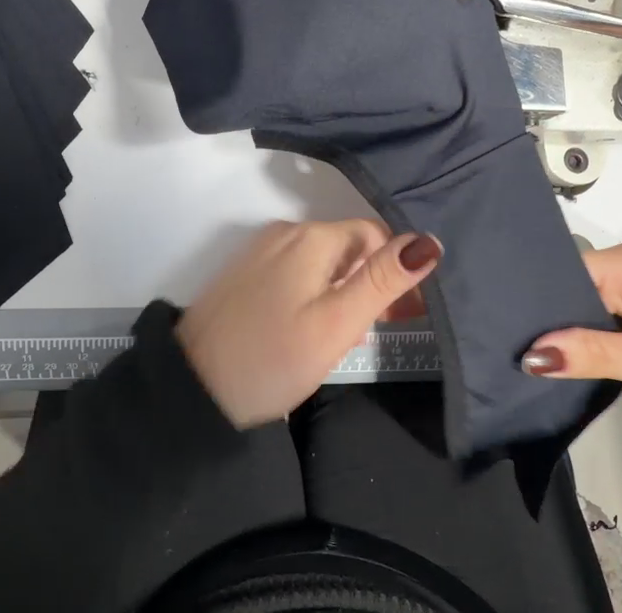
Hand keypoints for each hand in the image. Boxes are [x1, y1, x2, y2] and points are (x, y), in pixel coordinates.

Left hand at [177, 220, 441, 427]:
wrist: (192, 388)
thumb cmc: (273, 358)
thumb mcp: (336, 324)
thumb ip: (382, 280)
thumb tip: (428, 240)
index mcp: (311, 237)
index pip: (374, 235)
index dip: (397, 271)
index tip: (407, 314)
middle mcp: (285, 232)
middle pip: (348, 247)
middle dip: (372, 282)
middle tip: (384, 330)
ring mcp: (260, 252)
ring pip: (322, 262)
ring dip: (345, 291)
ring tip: (352, 338)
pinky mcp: (245, 274)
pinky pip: (295, 273)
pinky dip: (315, 295)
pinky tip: (315, 331)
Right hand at [520, 243, 621, 410]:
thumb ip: (593, 354)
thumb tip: (532, 355)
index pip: (563, 274)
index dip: (534, 301)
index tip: (504, 329)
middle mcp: (621, 269)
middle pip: (564, 289)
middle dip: (541, 320)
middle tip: (504, 349)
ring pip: (573, 308)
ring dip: (555, 333)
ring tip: (516, 355)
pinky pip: (587, 321)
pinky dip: (572, 341)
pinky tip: (547, 358)